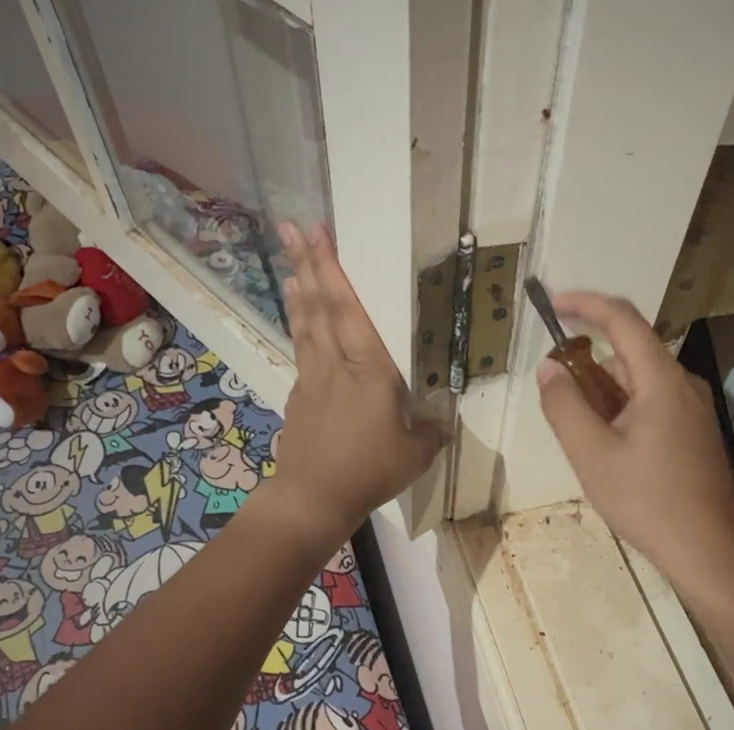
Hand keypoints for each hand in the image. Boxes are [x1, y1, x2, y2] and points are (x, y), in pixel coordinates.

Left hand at [265, 223, 441, 542]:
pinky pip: (301, 355)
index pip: (348, 309)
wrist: (314, 497)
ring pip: (305, 327)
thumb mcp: (415, 455)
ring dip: (298, 293)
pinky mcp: (299, 400)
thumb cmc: (370, 471)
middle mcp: (336, 365)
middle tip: (291, 229)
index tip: (319, 235)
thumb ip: (430, 434)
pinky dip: (299, 331)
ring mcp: (312, 381)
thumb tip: (443, 425)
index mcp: (369, 370)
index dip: (332, 269)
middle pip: (319, 307)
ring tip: (291, 267)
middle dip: (306, 265)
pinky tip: (301, 328)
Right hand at [538, 293, 733, 585]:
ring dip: (605, 397)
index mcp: (662, 380)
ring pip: (640, 386)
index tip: (552, 302)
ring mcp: (695, 413)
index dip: (585, 304)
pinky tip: (611, 455)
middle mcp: (684, 386)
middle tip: (559, 404)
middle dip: (589, 367)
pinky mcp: (696, 437)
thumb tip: (548, 368)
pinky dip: (624, 415)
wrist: (708, 549)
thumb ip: (564, 406)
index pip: (623, 319)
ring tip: (582, 441)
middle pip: (630, 356)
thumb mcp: (591, 454)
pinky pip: (654, 408)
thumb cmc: (647, 500)